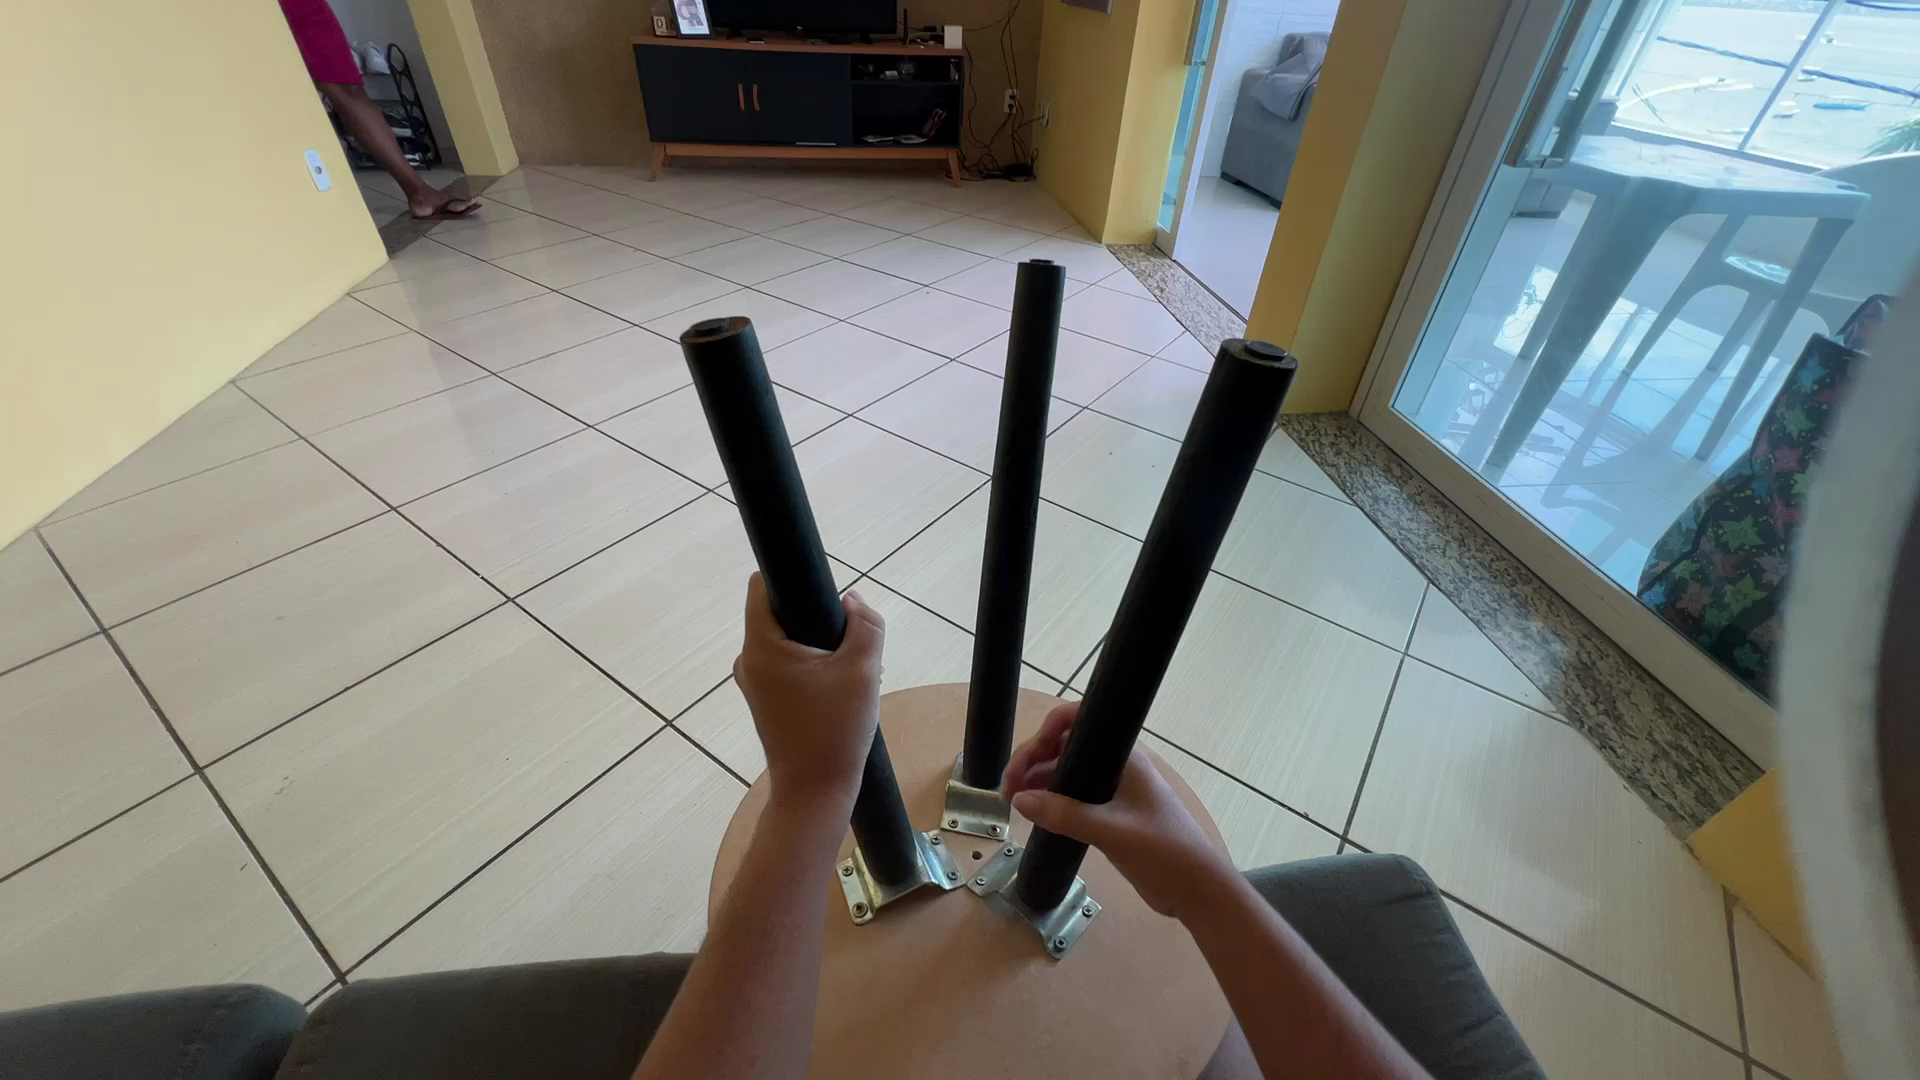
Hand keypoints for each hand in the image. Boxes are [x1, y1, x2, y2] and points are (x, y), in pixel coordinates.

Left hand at [734, 573, 884, 813]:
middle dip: (817, 617)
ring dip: (820, 645)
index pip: (762, 585)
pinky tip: (841, 687)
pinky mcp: (764, 699)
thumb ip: (865, 624)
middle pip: (780, 613)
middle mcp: (749, 659)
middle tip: (850, 641)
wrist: (815, 791)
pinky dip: (813, 665)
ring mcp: (754, 681)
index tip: (825, 592)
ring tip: (851, 670)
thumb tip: (853, 600)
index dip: (792, 577)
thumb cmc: (835, 729)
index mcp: (762, 645)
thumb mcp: (863, 670)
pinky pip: (788, 664)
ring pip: (788, 641)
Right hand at [1003, 702, 1234, 921]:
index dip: (1045, 731)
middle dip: (1032, 760)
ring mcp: (1112, 788)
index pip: (1076, 721)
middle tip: (1007, 788)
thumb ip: (1065, 814)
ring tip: (1011, 800)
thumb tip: (1019, 800)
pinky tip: (1033, 812)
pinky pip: (1072, 796)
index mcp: (1122, 754)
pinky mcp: (1109, 812)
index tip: (1024, 759)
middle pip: (1064, 747)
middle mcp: (1114, 763)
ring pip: (1065, 772)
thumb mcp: (1113, 830)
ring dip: (1037, 781)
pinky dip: (1050, 799)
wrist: (1199, 891)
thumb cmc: (1165, 850)